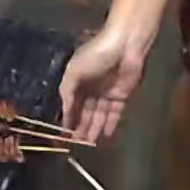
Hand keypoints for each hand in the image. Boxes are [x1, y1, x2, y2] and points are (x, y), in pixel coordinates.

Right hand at [59, 24, 150, 141]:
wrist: (126, 45)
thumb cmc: (96, 54)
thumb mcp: (74, 70)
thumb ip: (67, 92)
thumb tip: (65, 111)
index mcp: (78, 78)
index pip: (71, 103)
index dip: (68, 117)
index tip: (63, 134)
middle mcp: (91, 86)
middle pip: (85, 110)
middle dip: (81, 126)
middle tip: (77, 144)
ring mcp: (107, 91)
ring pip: (99, 114)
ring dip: (94, 128)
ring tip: (89, 143)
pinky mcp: (122, 94)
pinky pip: (115, 112)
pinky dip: (111, 123)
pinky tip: (105, 135)